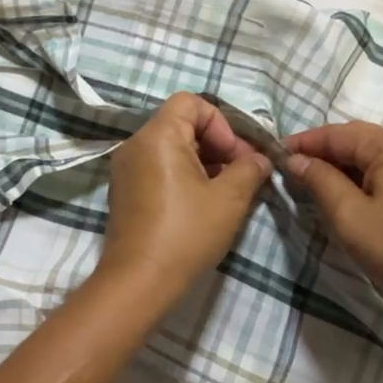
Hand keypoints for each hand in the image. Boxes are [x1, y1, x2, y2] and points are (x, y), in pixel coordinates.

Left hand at [101, 93, 272, 301]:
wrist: (139, 280)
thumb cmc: (186, 233)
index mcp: (157, 136)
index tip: (237, 157)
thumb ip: (249, 170)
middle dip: (216, 143)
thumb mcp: (229, 200)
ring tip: (225, 192)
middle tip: (240, 175)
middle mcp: (135, 143)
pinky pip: (157, 166)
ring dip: (202, 161)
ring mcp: (125, 167)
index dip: (221, 124)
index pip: (191, 102)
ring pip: (170, 146)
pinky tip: (200, 204)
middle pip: (180, 123)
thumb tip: (259, 160)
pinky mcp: (124, 190)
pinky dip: (181, 175)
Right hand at [284, 122, 382, 317]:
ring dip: (342, 167)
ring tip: (315, 187)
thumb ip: (320, 181)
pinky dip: (363, 179)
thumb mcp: (349, 217)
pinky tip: (350, 199)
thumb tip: (296, 160)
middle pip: (357, 140)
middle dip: (323, 153)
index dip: (304, 142)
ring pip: (373, 157)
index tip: (275, 155)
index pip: (338, 133)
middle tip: (292, 172)